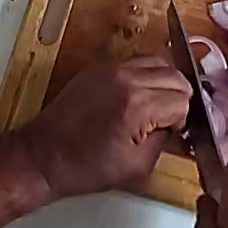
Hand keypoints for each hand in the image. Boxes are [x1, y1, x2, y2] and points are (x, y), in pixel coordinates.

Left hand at [16, 56, 192, 200]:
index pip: (183, 100)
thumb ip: (165, 141)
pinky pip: (134, 61)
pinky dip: (143, 74)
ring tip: (153, 105)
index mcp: (138, 105)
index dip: (180, 120)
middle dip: (177, 98)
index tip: (169, 132)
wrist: (44, 155)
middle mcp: (126, 79)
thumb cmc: (84, 167)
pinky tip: (136, 96)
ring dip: (163, 82)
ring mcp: (110, 69)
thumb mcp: (138, 166)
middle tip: (165, 120)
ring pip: (158, 61)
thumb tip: (175, 126)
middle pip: (175, 75)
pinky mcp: (97, 68)